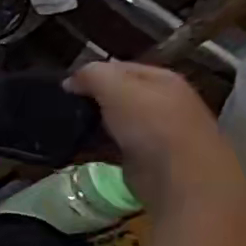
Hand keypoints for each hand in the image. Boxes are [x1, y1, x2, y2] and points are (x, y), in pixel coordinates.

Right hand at [63, 60, 245, 215]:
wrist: (179, 177)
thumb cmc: (150, 123)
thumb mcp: (115, 87)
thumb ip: (91, 75)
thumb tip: (70, 81)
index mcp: (161, 79)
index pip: (120, 68)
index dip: (92, 74)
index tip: (65, 87)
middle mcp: (163, 102)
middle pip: (119, 95)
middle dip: (93, 100)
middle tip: (65, 108)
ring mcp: (157, 132)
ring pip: (117, 121)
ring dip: (95, 125)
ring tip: (68, 129)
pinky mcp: (148, 160)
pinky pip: (117, 146)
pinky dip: (100, 148)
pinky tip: (83, 150)